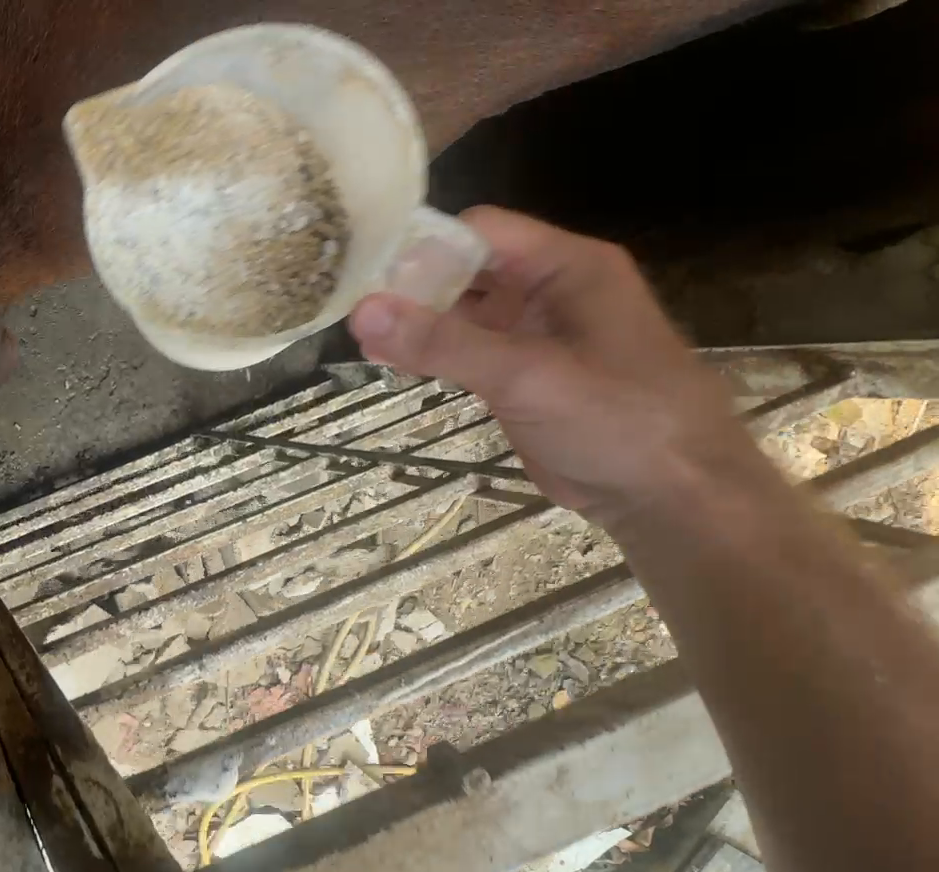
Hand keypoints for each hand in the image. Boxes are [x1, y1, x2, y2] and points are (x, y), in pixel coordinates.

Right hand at [349, 207, 769, 534]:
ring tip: (359, 339)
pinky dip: (427, 353)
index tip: (364, 275)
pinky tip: (388, 363)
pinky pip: (464, 350)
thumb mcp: (526, 376)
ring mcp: (532, 335)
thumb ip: (443, 343)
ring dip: (413, 323)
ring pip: (459, 312)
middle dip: (409, 287)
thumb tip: (361, 311)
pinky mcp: (518, 375)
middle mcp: (548, 290)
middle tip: (349, 311)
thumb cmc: (616, 421)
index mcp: (567, 268)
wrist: (668, 494)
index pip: (480, 231)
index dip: (422, 247)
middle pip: (464, 268)